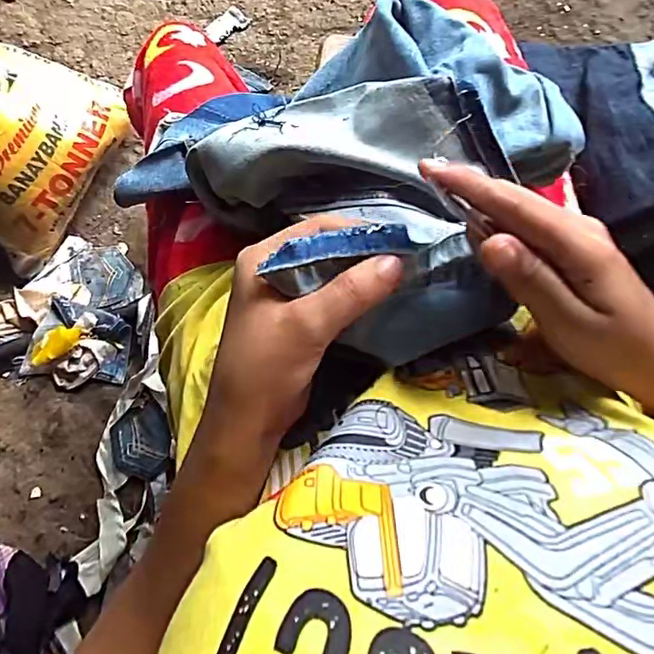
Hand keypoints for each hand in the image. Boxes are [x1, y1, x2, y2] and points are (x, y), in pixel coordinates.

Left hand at [202, 216, 403, 457]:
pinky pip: (333, 293)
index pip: (316, 229)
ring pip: (332, 270)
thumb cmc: (265, 369)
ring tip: (403, 271)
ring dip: (363, 272)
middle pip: (326, 246)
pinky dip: (357, 292)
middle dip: (364, 251)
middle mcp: (272, 267)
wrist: (247, 424)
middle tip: (406, 254)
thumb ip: (350, 292)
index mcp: (262, 257)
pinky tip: (383, 294)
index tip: (397, 240)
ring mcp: (286, 292)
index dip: (357, 231)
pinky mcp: (299, 315)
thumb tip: (396, 261)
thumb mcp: (307, 326)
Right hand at [420, 159, 653, 402]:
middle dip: (472, 183)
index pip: (515, 204)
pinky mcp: (575, 248)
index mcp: (579, 242)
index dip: (470, 184)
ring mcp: (579, 235)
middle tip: (429, 172)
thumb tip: (487, 237)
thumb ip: (530, 279)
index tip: (431, 167)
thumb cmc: (617, 352)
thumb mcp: (570, 324)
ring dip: (483, 198)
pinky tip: (480, 219)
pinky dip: (500, 217)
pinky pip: (530, 224)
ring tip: (444, 188)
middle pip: (517, 197)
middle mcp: (580, 227)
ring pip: (522, 208)